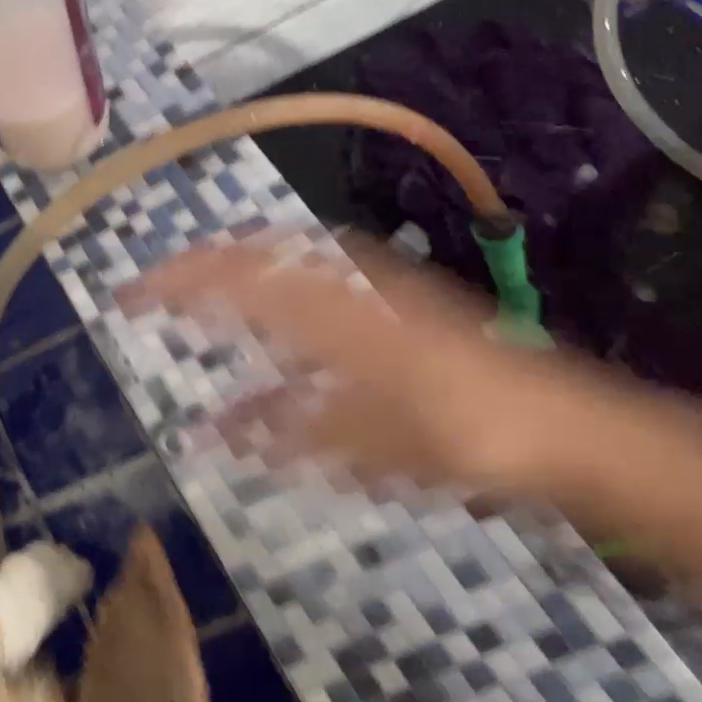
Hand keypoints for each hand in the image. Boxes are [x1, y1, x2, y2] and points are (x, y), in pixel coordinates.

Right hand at [115, 235, 615, 493]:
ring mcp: (374, 282)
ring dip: (236, 259)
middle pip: (252, 253)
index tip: (128, 293)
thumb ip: (280, 433)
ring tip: (202, 272)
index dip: (172, 284)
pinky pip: (321, 266)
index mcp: (327, 315)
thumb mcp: (362, 447)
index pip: (229, 284)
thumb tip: (205, 433)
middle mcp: (342, 284)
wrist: (573, 424)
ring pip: (286, 253)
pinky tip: (280, 287)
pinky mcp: (399, 292)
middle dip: (196, 261)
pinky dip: (283, 267)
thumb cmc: (461, 438)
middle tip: (157, 278)